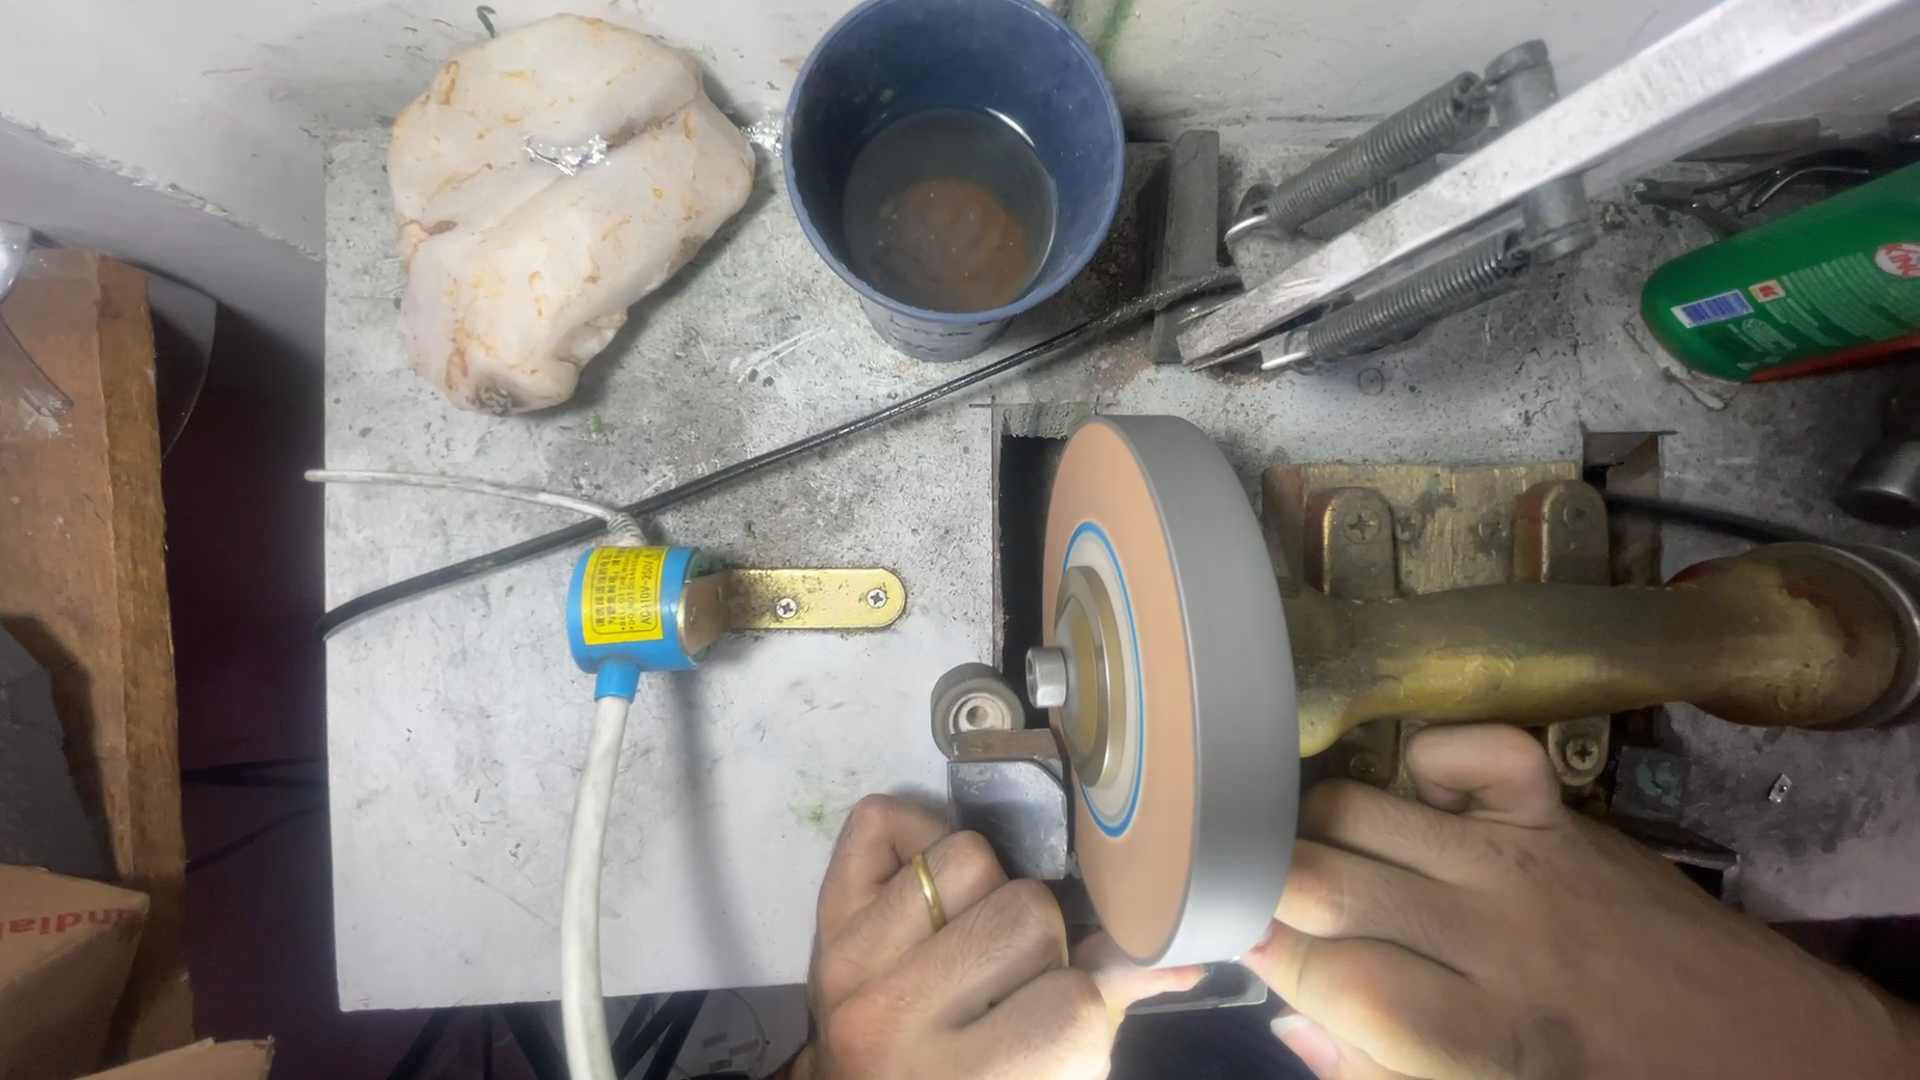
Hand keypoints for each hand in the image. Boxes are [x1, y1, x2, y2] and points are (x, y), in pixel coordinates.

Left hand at [790, 795, 1199, 1079]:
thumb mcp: (1046, 1078)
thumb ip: (1104, 1014)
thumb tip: (1183, 955)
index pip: (1071, 1001)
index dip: (1079, 997)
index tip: (1054, 1015)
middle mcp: (892, 1022)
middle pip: (1020, 910)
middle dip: (1035, 937)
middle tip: (1012, 970)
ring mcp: (850, 962)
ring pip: (962, 855)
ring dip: (984, 884)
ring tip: (970, 928)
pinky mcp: (826, 912)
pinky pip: (879, 820)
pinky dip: (913, 830)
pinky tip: (926, 880)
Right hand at [1243, 725, 1919, 1078]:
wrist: (1783, 1059)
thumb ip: (1378, 1076)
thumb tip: (1285, 1014)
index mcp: (1491, 1039)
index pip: (1338, 979)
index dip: (1269, 953)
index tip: (1244, 936)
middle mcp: (1499, 938)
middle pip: (1327, 883)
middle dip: (1270, 884)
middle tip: (1267, 892)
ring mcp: (1523, 858)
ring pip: (1359, 808)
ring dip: (1313, 827)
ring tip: (1319, 850)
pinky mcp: (1553, 810)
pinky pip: (1470, 749)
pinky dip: (1426, 760)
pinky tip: (1418, 799)